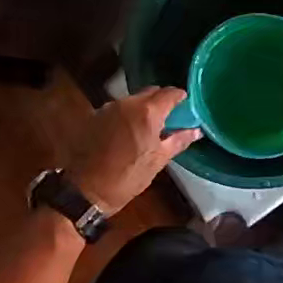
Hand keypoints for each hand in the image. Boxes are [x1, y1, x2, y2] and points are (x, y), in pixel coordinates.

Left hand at [66, 88, 200, 216]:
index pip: (170, 93)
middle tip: (170, 118)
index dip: (180, 97)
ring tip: (148, 127)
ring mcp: (107, 108)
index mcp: (147, 112)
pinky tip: (127, 132)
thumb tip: (195, 131)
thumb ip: (178, 141)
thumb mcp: (158, 161)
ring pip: (132, 100)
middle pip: (150, 92)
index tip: (186, 105)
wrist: (86, 190)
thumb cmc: (127, 178)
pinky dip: (125, 116)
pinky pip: (116, 109)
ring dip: (142, 108)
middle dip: (161, 101)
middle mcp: (127, 103)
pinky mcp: (94, 116)